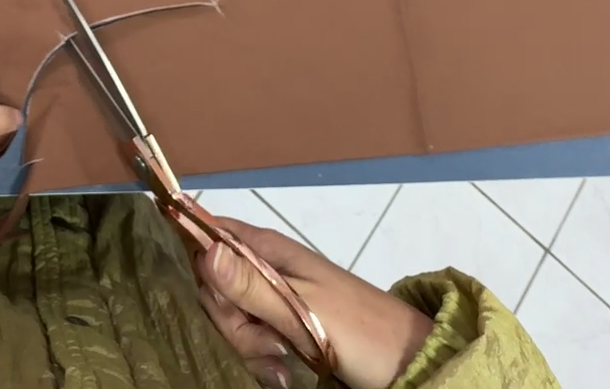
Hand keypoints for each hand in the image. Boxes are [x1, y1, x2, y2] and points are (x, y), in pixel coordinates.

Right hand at [196, 218, 433, 388]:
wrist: (409, 366)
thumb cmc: (357, 329)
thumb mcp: (301, 309)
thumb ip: (249, 284)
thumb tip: (204, 250)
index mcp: (266, 247)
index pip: (209, 235)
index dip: (199, 262)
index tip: (215, 298)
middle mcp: (263, 266)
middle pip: (214, 286)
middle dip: (230, 319)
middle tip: (265, 341)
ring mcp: (271, 299)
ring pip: (230, 317)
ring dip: (247, 345)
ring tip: (282, 361)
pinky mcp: (279, 328)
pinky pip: (248, 340)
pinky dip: (259, 359)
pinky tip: (282, 374)